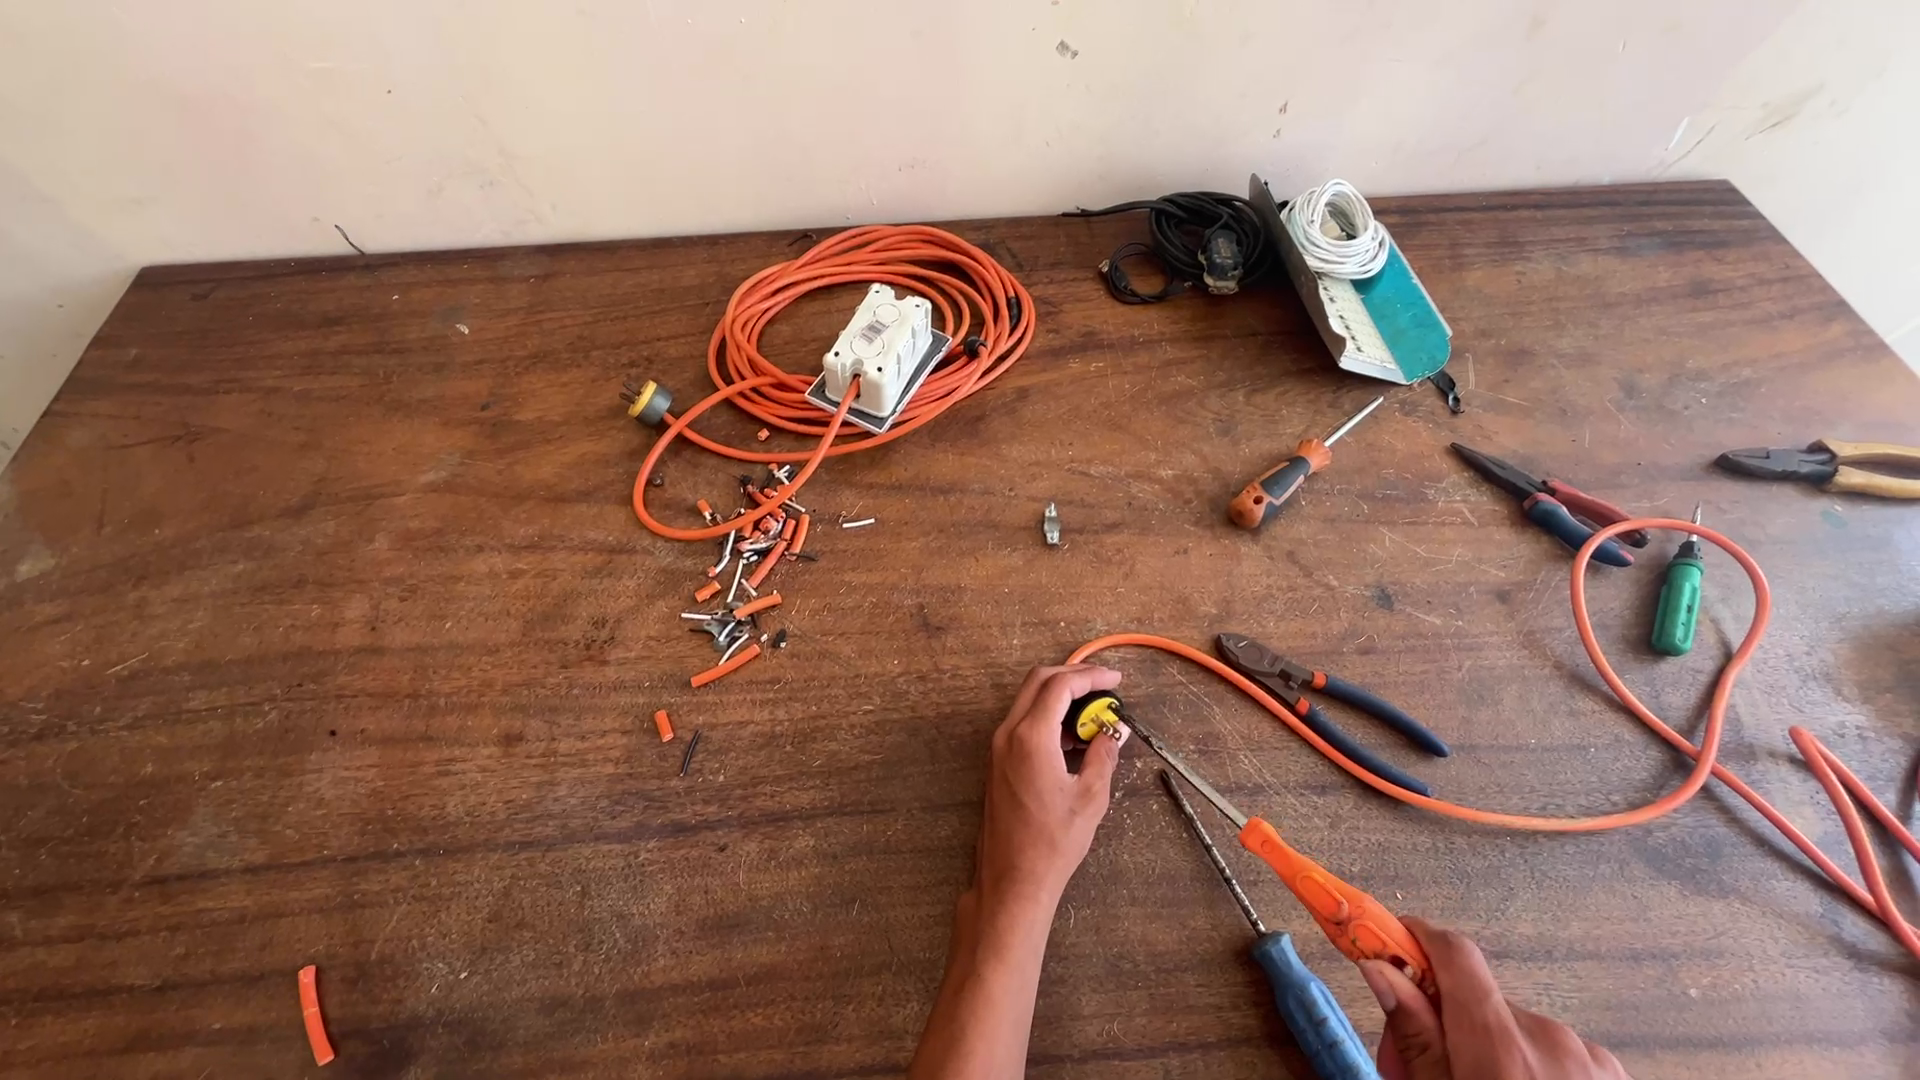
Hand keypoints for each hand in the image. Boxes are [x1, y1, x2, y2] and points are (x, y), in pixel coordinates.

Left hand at [972, 664, 1122, 912]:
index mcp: (1030, 737)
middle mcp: (1008, 734)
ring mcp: (998, 747)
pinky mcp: (997, 762)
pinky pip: (1022, 723)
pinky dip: (1047, 717)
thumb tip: (1113, 732)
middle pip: (1039, 682)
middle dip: (1073, 677)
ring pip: (1028, 701)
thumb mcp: (1090, 797)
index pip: (1060, 685)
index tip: (1115, 680)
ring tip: (1093, 716)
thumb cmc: (1051, 843)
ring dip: (1059, 698)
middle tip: (1103, 686)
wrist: (1012, 879)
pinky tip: (1072, 739)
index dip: (1091, 677)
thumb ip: (1103, 756)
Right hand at [1361, 919, 1631, 1079]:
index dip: (1414, 939)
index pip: (1454, 952)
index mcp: (1503, 1046)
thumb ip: (1414, 1037)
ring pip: (1515, 1029)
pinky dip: (1528, 1070)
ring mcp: (1593, 1061)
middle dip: (1441, 1021)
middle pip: (1477, 998)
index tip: (1386, 947)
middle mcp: (1553, 1040)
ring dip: (1487, 1050)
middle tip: (1416, 1070)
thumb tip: (1380, 968)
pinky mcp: (1616, 1079)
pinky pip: (1555, 1054)